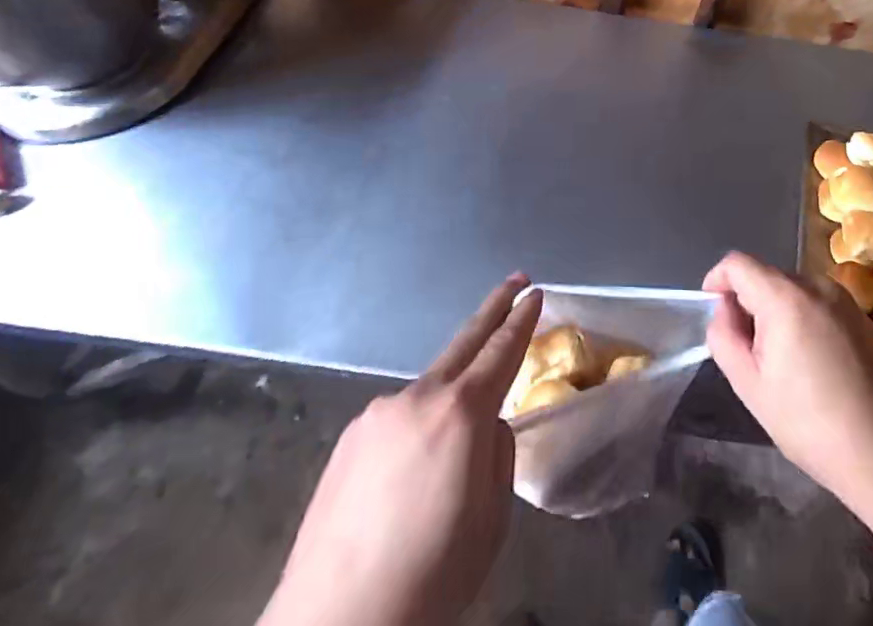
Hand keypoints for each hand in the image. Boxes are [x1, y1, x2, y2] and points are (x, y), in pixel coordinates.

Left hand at [260, 275, 541, 625]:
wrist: (337, 620)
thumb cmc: (433, 574)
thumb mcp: (492, 519)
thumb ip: (497, 455)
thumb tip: (488, 426)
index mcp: (460, 414)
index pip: (501, 352)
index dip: (521, 321)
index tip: (535, 293)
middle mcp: (417, 398)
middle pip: (464, 342)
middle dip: (492, 309)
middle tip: (514, 281)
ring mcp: (377, 413)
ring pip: (428, 390)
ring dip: (451, 393)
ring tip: (456, 444)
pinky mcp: (349, 438)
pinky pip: (398, 419)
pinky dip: (417, 427)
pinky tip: (411, 475)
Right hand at [705, 254, 872, 625]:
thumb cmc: (810, 423)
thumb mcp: (749, 384)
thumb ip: (724, 336)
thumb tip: (725, 310)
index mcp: (785, 296)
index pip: (737, 263)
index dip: (716, 281)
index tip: (712, 312)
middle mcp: (818, 286)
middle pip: (766, 276)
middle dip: (747, 302)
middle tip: (745, 350)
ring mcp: (846, 301)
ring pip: (792, 290)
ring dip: (774, 312)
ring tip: (777, 363)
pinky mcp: (863, 319)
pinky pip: (817, 305)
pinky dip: (800, 320)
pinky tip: (809, 366)